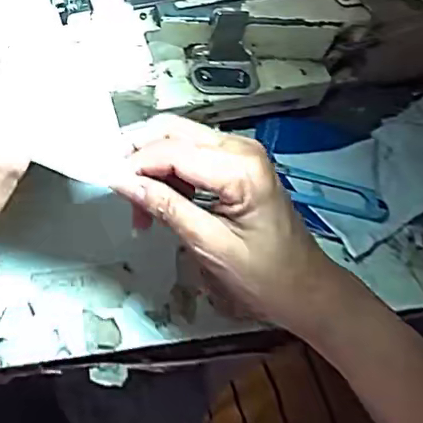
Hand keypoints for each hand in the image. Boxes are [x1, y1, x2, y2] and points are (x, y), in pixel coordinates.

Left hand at [0, 0, 31, 295]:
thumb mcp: (8, 182)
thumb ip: (23, 135)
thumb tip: (34, 96)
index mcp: (8, 144)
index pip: (40, 86)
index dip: (52, 58)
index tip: (60, 43)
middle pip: (12, 55)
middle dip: (27, 28)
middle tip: (36, 12)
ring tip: (8, 0)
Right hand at [110, 114, 366, 333]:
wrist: (310, 292)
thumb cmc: (269, 278)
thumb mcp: (212, 247)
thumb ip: (166, 208)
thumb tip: (124, 183)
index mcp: (240, 167)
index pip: (172, 150)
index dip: (136, 165)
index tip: (111, 184)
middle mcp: (239, 147)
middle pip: (171, 131)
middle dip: (139, 157)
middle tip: (121, 189)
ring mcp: (237, 150)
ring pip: (175, 138)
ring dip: (151, 166)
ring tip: (141, 207)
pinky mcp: (232, 159)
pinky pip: (188, 151)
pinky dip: (167, 171)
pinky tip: (161, 200)